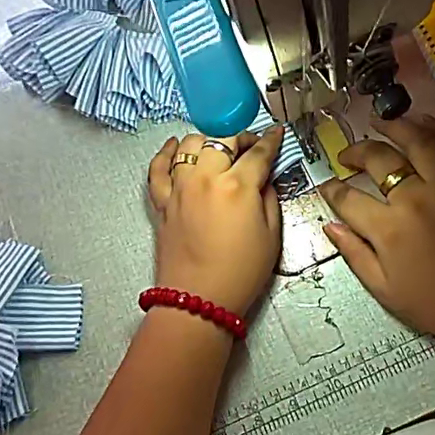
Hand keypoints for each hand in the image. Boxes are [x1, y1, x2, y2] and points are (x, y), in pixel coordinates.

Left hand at [146, 128, 285, 314]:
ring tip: (218, 148)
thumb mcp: (272, 236)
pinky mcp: (162, 202)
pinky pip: (158, 168)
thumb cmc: (241, 273)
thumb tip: (264, 180)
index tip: (276, 134)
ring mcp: (180, 189)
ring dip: (207, 141)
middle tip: (252, 146)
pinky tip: (175, 146)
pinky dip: (166, 153)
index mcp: (237, 187)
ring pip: (190, 145)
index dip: (271, 141)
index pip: (258, 152)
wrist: (199, 300)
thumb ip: (269, 199)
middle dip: (241, 138)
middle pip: (222, 140)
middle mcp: (206, 179)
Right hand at [320, 117, 434, 350]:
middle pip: (379, 159)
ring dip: (397, 126)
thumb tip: (330, 227)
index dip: (332, 190)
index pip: (348, 198)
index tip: (326, 187)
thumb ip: (355, 253)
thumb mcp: (384, 289)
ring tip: (382, 122)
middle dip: (356, 151)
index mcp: (389, 228)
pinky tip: (430, 121)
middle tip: (347, 156)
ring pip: (419, 141)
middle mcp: (415, 198)